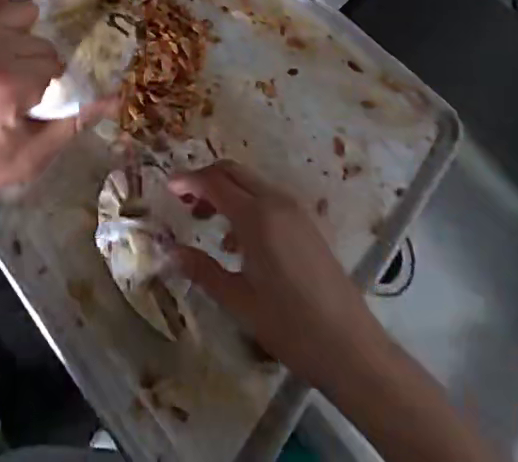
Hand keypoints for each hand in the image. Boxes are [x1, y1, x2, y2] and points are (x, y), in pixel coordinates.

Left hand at [0, 0, 106, 229]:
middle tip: (12, 97)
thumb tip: (115, 95)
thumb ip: (73, 123)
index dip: (49, 92)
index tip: (30, 109)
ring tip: (0, 64)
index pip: (56, 69)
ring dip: (19, 36)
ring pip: (21, 12)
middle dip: (35, 69)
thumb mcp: (26, 159)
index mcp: (4, 85)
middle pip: (40, 42)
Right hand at [168, 161, 389, 388]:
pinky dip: (247, 205)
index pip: (214, 182)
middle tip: (184, 202)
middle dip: (206, 180)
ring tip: (206, 222)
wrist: (350, 346)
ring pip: (252, 183)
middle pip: (234, 172)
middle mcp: (277, 202)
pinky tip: (238, 241)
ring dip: (227, 192)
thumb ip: (202, 269)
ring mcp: (297, 211)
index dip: (188, 180)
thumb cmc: (289, 325)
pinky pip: (269, 199)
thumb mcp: (238, 300)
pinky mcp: (308, 224)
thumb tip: (171, 252)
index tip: (167, 188)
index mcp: (257, 217)